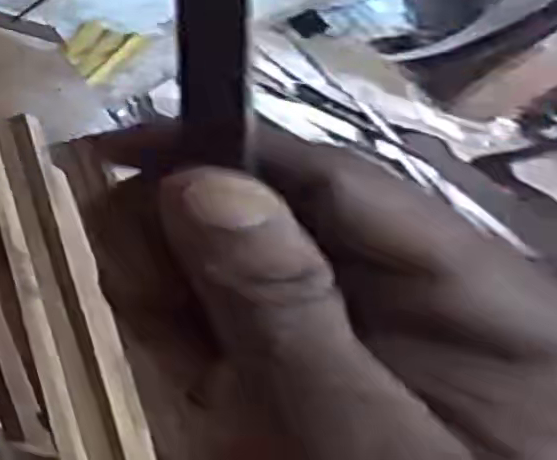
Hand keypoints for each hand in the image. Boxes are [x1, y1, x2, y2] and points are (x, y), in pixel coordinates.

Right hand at [94, 124, 556, 459]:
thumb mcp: (343, 428)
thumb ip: (279, 303)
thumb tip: (201, 179)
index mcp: (466, 298)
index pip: (324, 175)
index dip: (210, 146)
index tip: (107, 153)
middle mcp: (396, 286)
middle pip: (243, 198)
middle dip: (168, 234)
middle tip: (144, 296)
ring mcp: (328, 310)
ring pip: (196, 233)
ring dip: (155, 277)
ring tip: (171, 351)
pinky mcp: (274, 331)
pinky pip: (186, 278)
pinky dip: (157, 306)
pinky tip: (177, 358)